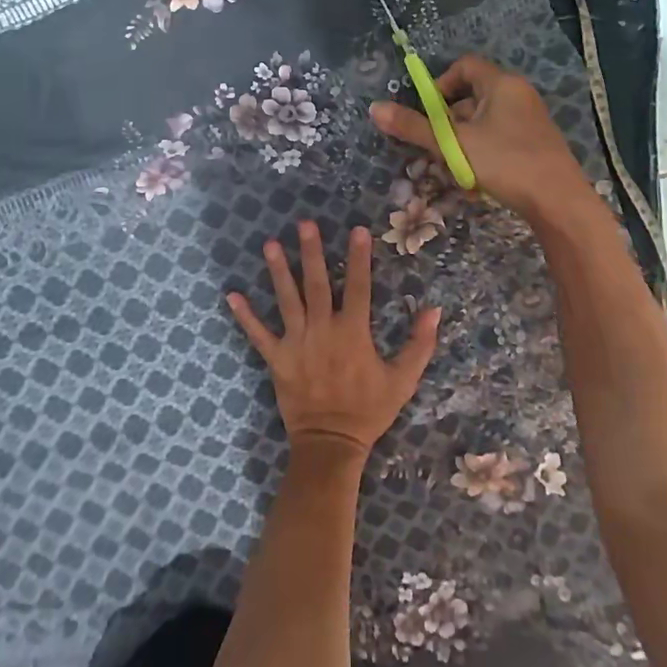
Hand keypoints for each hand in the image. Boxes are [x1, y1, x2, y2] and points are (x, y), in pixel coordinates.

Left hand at [226, 221, 440, 455]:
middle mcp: (322, 330)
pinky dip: (245, 316)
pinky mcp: (276, 359)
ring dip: (278, 271)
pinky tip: (232, 295)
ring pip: (287, 300)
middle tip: (304, 224)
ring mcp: (296, 343)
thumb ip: (419, 344)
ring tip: (269, 244)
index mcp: (353, 332)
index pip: (359, 286)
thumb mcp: (403, 379)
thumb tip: (434, 310)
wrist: (332, 443)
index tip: (358, 230)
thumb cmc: (369, 410)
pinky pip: (258, 334)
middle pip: (317, 283)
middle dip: (312, 252)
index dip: (360, 257)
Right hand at [370, 55, 594, 222]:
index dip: (440, 85)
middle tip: (437, 147)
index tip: (429, 114)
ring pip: (485, 121)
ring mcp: (530, 119)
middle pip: (472, 95)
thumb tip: (374, 109)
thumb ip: (414, 127)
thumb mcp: (453, 144)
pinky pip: (500, 137)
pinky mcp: (536, 143)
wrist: (558, 200)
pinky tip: (478, 178)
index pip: (464, 66)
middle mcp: (519, 94)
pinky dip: (483, 152)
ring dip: (464, 141)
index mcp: (501, 84)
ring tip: (455, 168)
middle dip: (449, 121)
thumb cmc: (504, 162)